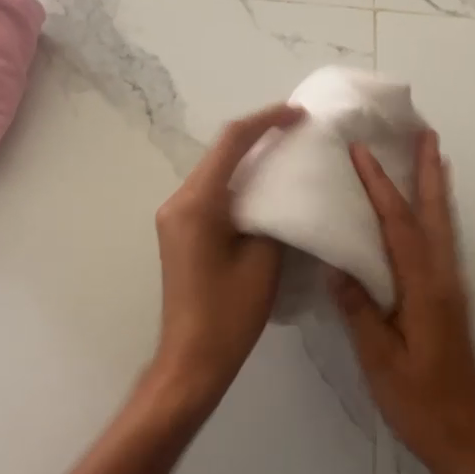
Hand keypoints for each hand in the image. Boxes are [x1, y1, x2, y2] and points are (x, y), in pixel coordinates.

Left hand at [149, 103, 305, 411]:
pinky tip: (267, 189)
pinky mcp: (180, 233)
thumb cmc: (228, 314)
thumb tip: (284, 194)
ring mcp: (175, 218)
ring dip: (248, 159)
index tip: (299, 114)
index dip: (266, 120)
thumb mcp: (263, 263)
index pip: (232, 142)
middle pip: (220, 153)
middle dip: (258, 135)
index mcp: (196, 204)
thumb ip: (273, 217)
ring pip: (215, 173)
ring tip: (288, 154)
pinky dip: (239, 184)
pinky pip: (211, 194)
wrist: (191, 359)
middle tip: (298, 130)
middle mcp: (178, 202)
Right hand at [331, 130, 474, 470]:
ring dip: (436, 188)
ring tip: (429, 156)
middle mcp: (444, 279)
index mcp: (425, 289)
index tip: (363, 151)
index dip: (381, 186)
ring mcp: (451, 289)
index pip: (400, 226)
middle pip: (436, 213)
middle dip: (429, 170)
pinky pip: (442, 243)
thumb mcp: (380, 360)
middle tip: (426, 131)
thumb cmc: (418, 402)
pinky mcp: (450, 301)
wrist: (465, 438)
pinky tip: (426, 214)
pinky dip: (435, 216)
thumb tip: (338, 266)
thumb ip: (361, 311)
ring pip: (444, 225)